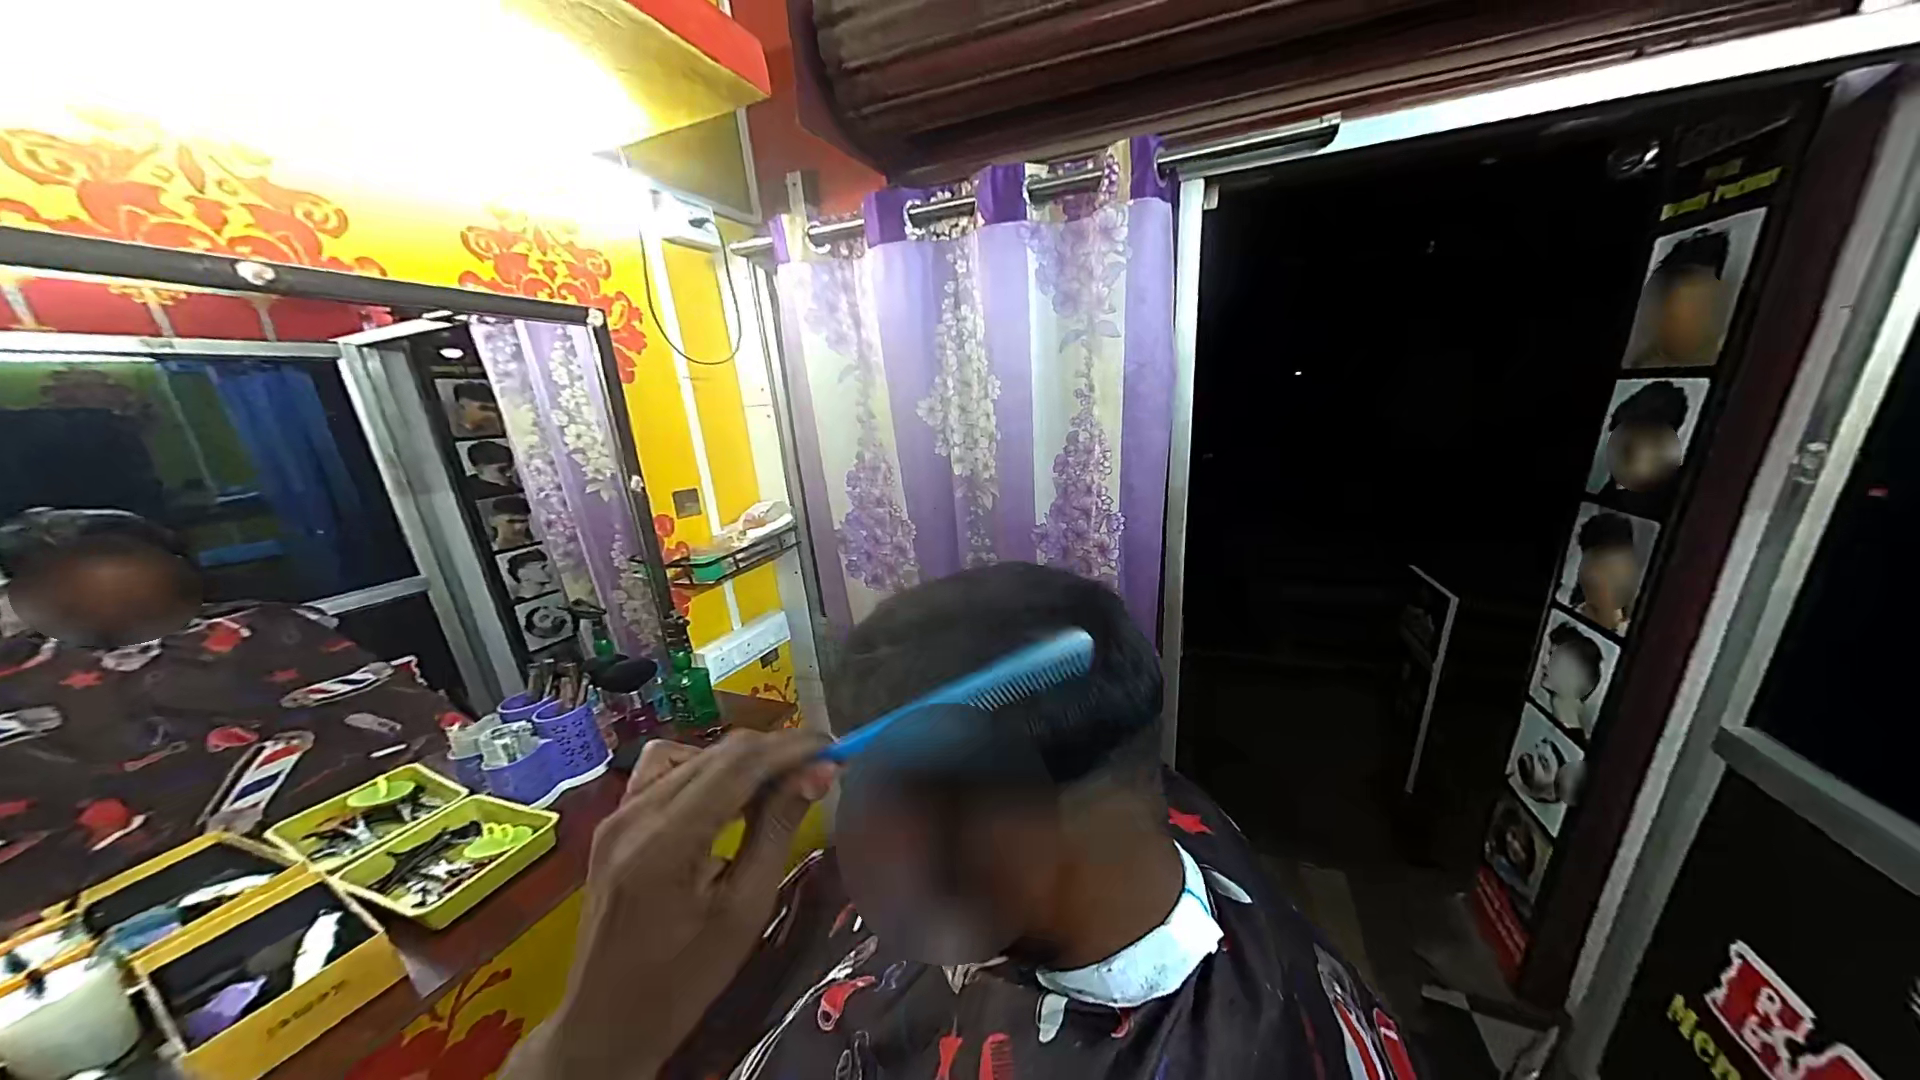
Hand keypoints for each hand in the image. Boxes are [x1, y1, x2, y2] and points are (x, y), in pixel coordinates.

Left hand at [505, 731, 832, 1079]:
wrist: (602, 1024)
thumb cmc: (683, 980)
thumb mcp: (745, 909)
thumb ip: (779, 829)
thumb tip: (820, 772)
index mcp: (666, 842)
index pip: (741, 764)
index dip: (793, 747)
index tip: (835, 748)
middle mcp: (637, 813)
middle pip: (721, 752)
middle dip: (777, 751)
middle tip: (819, 766)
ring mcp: (620, 812)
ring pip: (698, 753)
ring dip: (746, 759)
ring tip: (780, 782)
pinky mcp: (616, 818)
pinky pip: (669, 767)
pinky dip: (708, 767)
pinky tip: (727, 794)